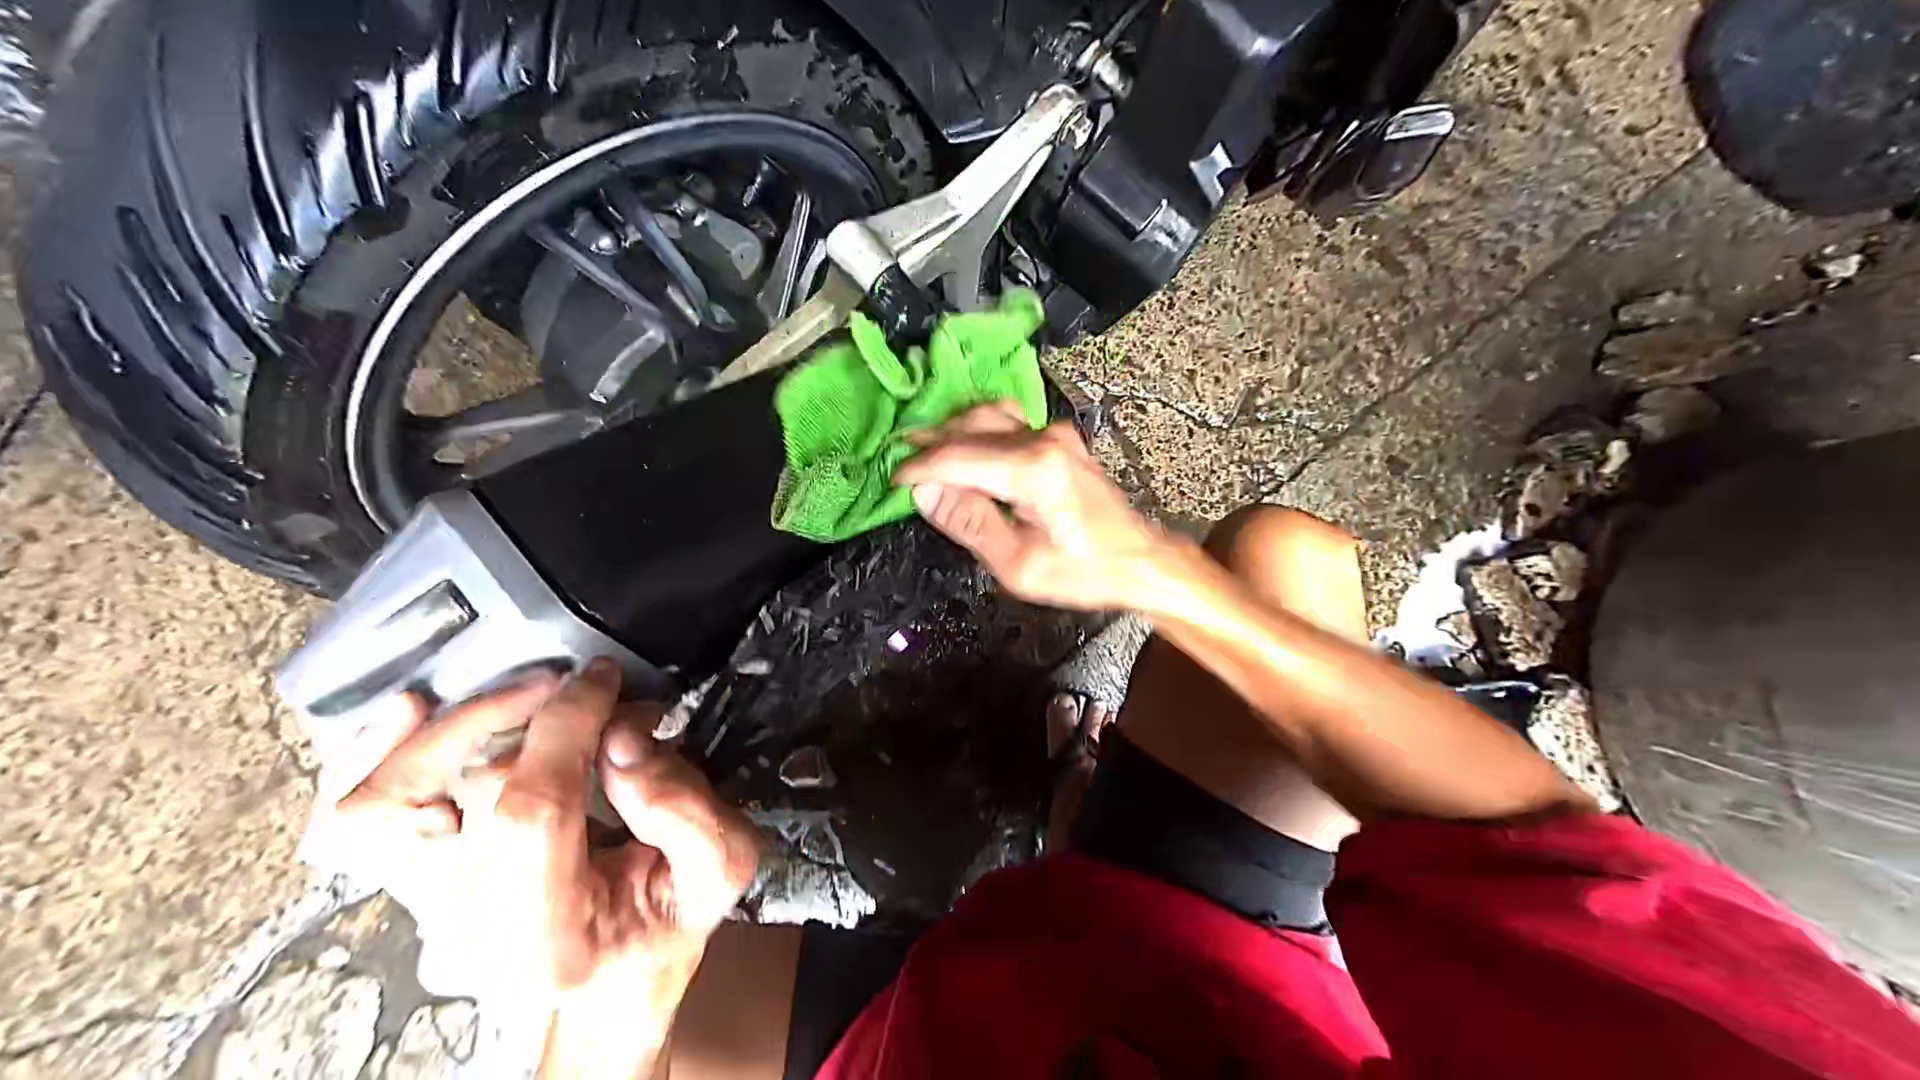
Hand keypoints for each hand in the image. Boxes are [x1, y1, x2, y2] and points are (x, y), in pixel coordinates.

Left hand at [335, 659, 761, 1077]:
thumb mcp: (719, 868)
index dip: (564, 728)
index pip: (530, 812)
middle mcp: (469, 928)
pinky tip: (409, 712)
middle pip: (462, 794)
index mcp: (550, 936)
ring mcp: (429, 908)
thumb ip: (684, 807)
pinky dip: (370, 760)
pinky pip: (356, 823)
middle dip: (541, 717)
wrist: (616, 977)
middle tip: (599, 695)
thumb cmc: (668, 925)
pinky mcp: (416, 882)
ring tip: (525, 692)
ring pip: (382, 807)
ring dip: (454, 728)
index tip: (602, 680)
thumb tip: (623, 739)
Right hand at [896, 401, 1174, 610]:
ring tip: (923, 452)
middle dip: (930, 445)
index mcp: (1033, 470)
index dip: (918, 468)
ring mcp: (1054, 434)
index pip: (957, 457)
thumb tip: (925, 493)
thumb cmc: (1083, 572)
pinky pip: (1007, 423)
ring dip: (952, 432)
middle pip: (969, 428)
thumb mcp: (1018, 565)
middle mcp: (1043, 440)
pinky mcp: (1059, 439)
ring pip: (988, 417)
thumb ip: (969, 523)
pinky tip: (962, 447)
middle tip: (898, 461)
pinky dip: (977, 432)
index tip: (893, 481)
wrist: (1138, 560)